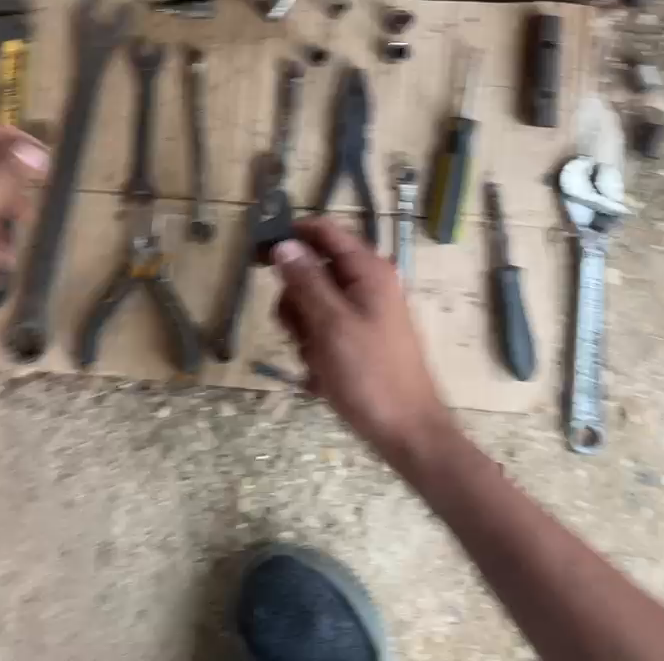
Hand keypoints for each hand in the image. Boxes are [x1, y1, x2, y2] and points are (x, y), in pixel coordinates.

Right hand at [271, 218, 454, 458]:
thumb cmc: (370, 376)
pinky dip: (315, 345)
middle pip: (313, 269)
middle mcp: (368, 282)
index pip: (323, 231)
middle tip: (294, 329)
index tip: (256, 256)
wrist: (408, 432)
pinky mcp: (359, 336)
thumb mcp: (331, 324)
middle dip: (295, 298)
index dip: (289, 236)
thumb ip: (306, 280)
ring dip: (302, 326)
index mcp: (368, 269)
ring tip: (312, 357)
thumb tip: (283, 244)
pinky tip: (321, 371)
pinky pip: (323, 326)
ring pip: (313, 300)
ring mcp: (364, 310)